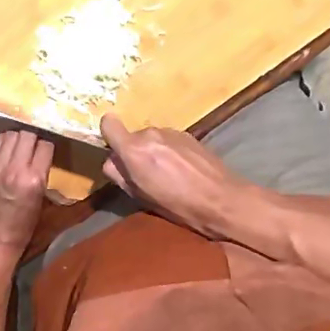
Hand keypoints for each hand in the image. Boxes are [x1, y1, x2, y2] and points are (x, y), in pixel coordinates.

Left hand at [0, 130, 54, 254]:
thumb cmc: (24, 224)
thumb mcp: (41, 198)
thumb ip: (41, 173)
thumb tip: (42, 154)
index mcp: (33, 179)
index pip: (45, 146)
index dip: (48, 147)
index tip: (47, 151)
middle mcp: (15, 168)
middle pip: (27, 135)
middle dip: (34, 138)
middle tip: (35, 146)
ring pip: (10, 135)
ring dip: (18, 137)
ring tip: (21, 146)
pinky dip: (4, 143)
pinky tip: (8, 150)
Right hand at [99, 113, 254, 240]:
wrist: (221, 199)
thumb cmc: (178, 205)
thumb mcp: (140, 197)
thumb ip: (120, 176)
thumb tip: (112, 163)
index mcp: (134, 150)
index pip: (108, 124)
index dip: (109, 136)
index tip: (116, 153)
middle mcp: (150, 134)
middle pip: (131, 137)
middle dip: (134, 153)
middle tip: (146, 177)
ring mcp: (171, 132)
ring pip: (151, 139)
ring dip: (153, 152)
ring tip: (167, 175)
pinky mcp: (188, 135)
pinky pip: (168, 140)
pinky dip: (169, 151)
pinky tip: (182, 170)